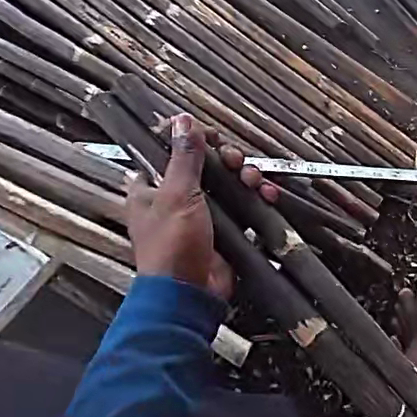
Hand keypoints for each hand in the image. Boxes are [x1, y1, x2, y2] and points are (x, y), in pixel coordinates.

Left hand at [124, 114, 277, 300]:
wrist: (190, 295)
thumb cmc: (172, 246)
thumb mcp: (177, 193)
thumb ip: (184, 156)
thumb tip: (183, 121)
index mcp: (151, 188)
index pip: (170, 152)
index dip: (192, 141)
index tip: (210, 136)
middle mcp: (174, 200)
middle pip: (205, 165)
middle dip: (226, 159)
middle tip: (235, 161)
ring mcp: (200, 215)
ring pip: (227, 183)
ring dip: (244, 176)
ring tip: (252, 179)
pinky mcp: (223, 231)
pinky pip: (242, 206)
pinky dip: (255, 198)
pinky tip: (265, 194)